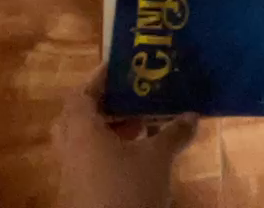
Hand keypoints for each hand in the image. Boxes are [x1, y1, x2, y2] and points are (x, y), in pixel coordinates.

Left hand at [51, 65, 198, 207]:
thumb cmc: (129, 192)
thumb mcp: (157, 159)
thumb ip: (173, 133)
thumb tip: (193, 115)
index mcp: (81, 132)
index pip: (81, 94)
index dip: (99, 79)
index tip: (120, 69)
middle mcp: (70, 150)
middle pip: (77, 117)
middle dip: (103, 105)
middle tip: (127, 98)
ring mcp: (71, 176)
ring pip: (83, 143)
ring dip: (108, 130)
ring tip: (139, 126)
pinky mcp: (79, 196)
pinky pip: (88, 164)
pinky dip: (108, 154)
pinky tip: (135, 158)